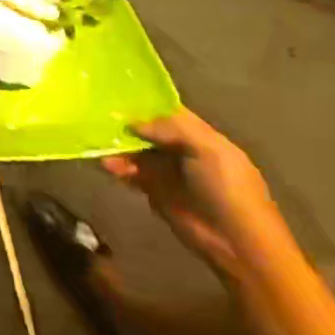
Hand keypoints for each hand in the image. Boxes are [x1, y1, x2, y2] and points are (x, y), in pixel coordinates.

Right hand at [102, 109, 281, 271]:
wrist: (237, 242)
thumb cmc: (228, 187)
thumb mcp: (208, 148)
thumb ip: (170, 129)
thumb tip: (133, 124)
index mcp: (199, 134)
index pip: (167, 111)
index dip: (145, 102)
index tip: (117, 92)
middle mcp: (180, 149)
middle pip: (147, 130)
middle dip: (125, 123)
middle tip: (98, 116)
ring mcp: (167, 171)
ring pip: (136, 151)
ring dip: (118, 147)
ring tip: (99, 144)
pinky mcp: (155, 193)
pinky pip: (131, 174)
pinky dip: (117, 168)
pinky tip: (105, 165)